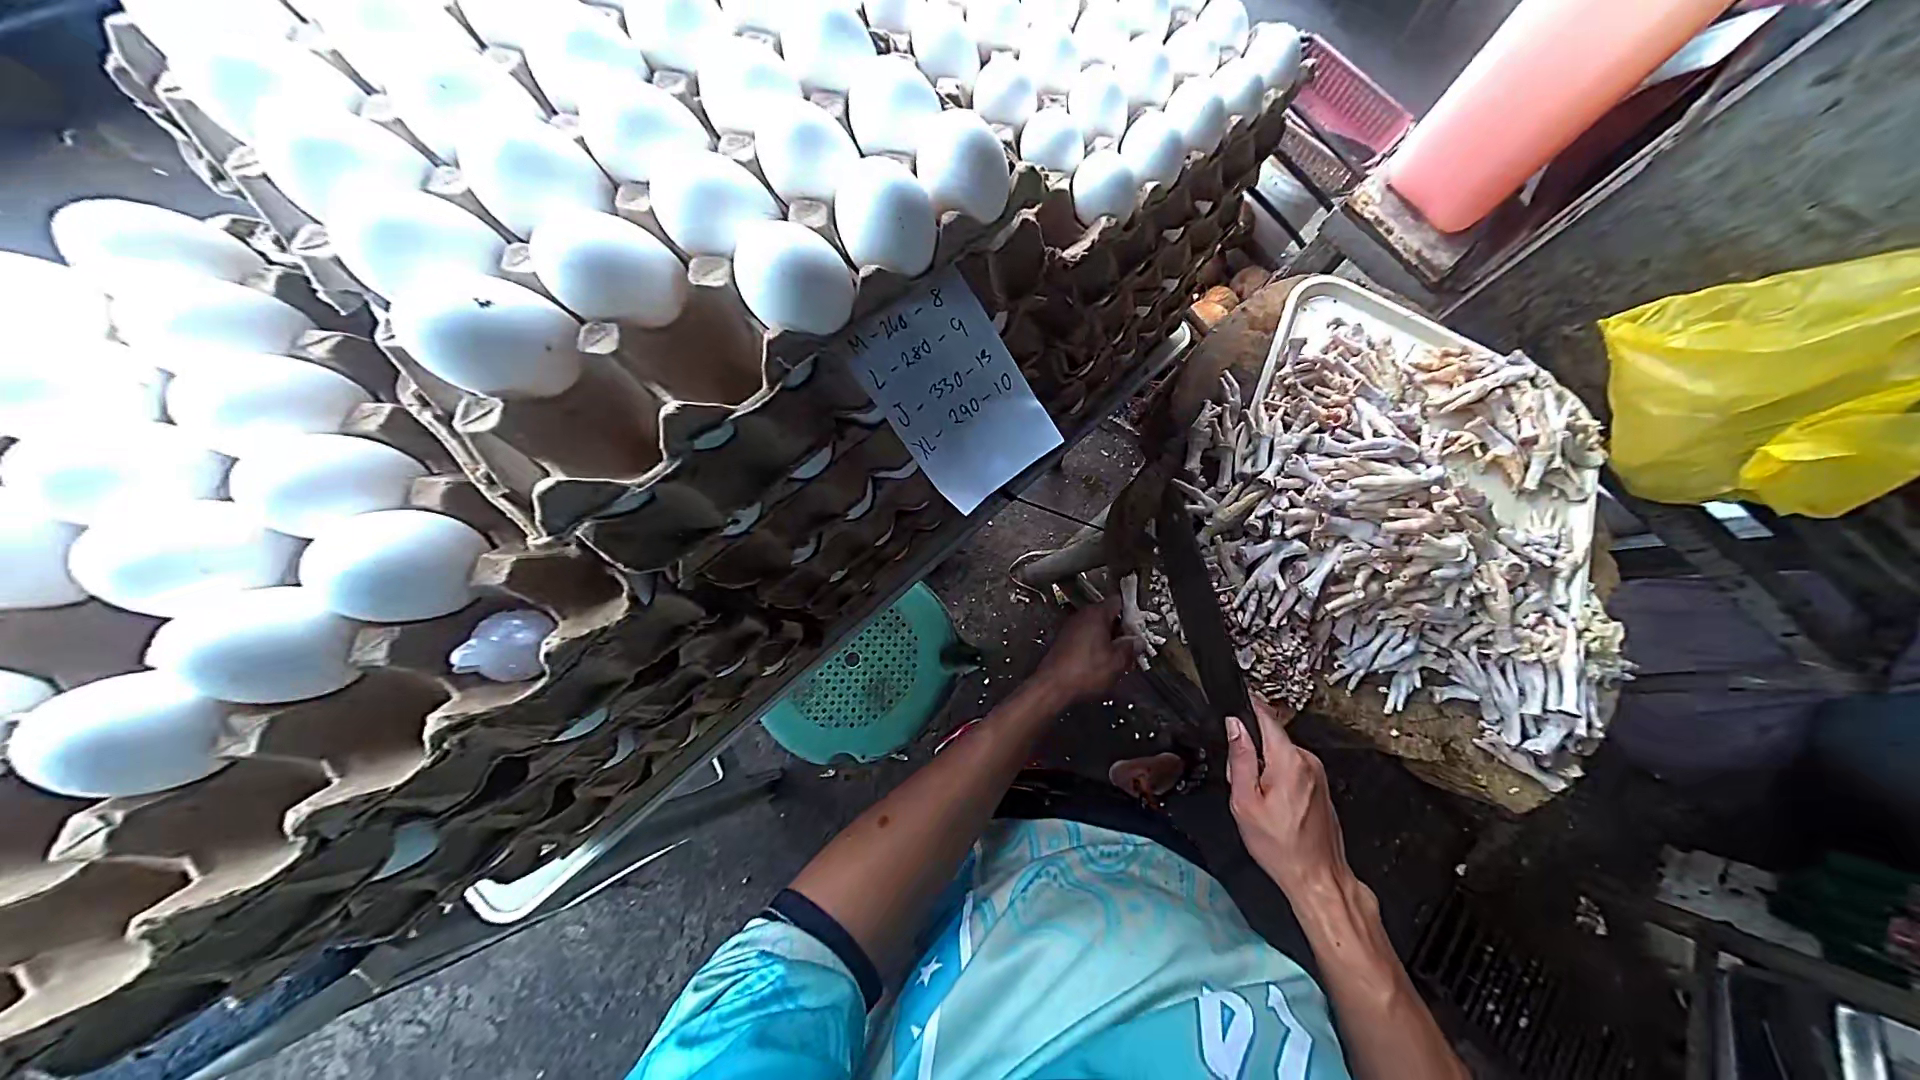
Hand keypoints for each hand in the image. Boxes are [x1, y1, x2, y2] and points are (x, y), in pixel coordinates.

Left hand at [1032, 598, 1141, 704]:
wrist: (1053, 686)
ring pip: (1097, 629)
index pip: (1119, 602)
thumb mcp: (1117, 662)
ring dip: (1109, 641)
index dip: (1132, 614)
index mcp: (1096, 615)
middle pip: (1108, 616)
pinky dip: (1095, 648)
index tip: (1139, 628)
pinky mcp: (1065, 641)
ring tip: (1118, 660)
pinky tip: (1102, 664)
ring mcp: (1071, 628)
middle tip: (1132, 648)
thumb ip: (1130, 648)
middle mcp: (1082, 617)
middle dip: (1122, 632)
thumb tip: (1137, 643)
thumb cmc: (1081, 672)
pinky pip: (1086, 638)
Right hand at [1224, 696, 1352, 899]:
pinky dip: (1278, 779)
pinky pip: (1292, 769)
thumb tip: (1234, 726)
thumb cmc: (1281, 846)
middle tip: (1243, 782)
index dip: (1248, 706)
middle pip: (1270, 738)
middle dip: (1251, 751)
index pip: (1266, 716)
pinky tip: (1275, 807)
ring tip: (1259, 801)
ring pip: (1280, 754)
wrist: (1317, 876)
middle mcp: (1308, 762)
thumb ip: (1239, 758)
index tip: (1236, 701)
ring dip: (1264, 767)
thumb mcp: (1244, 801)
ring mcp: (1317, 774)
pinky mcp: (1320, 785)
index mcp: (1288, 761)